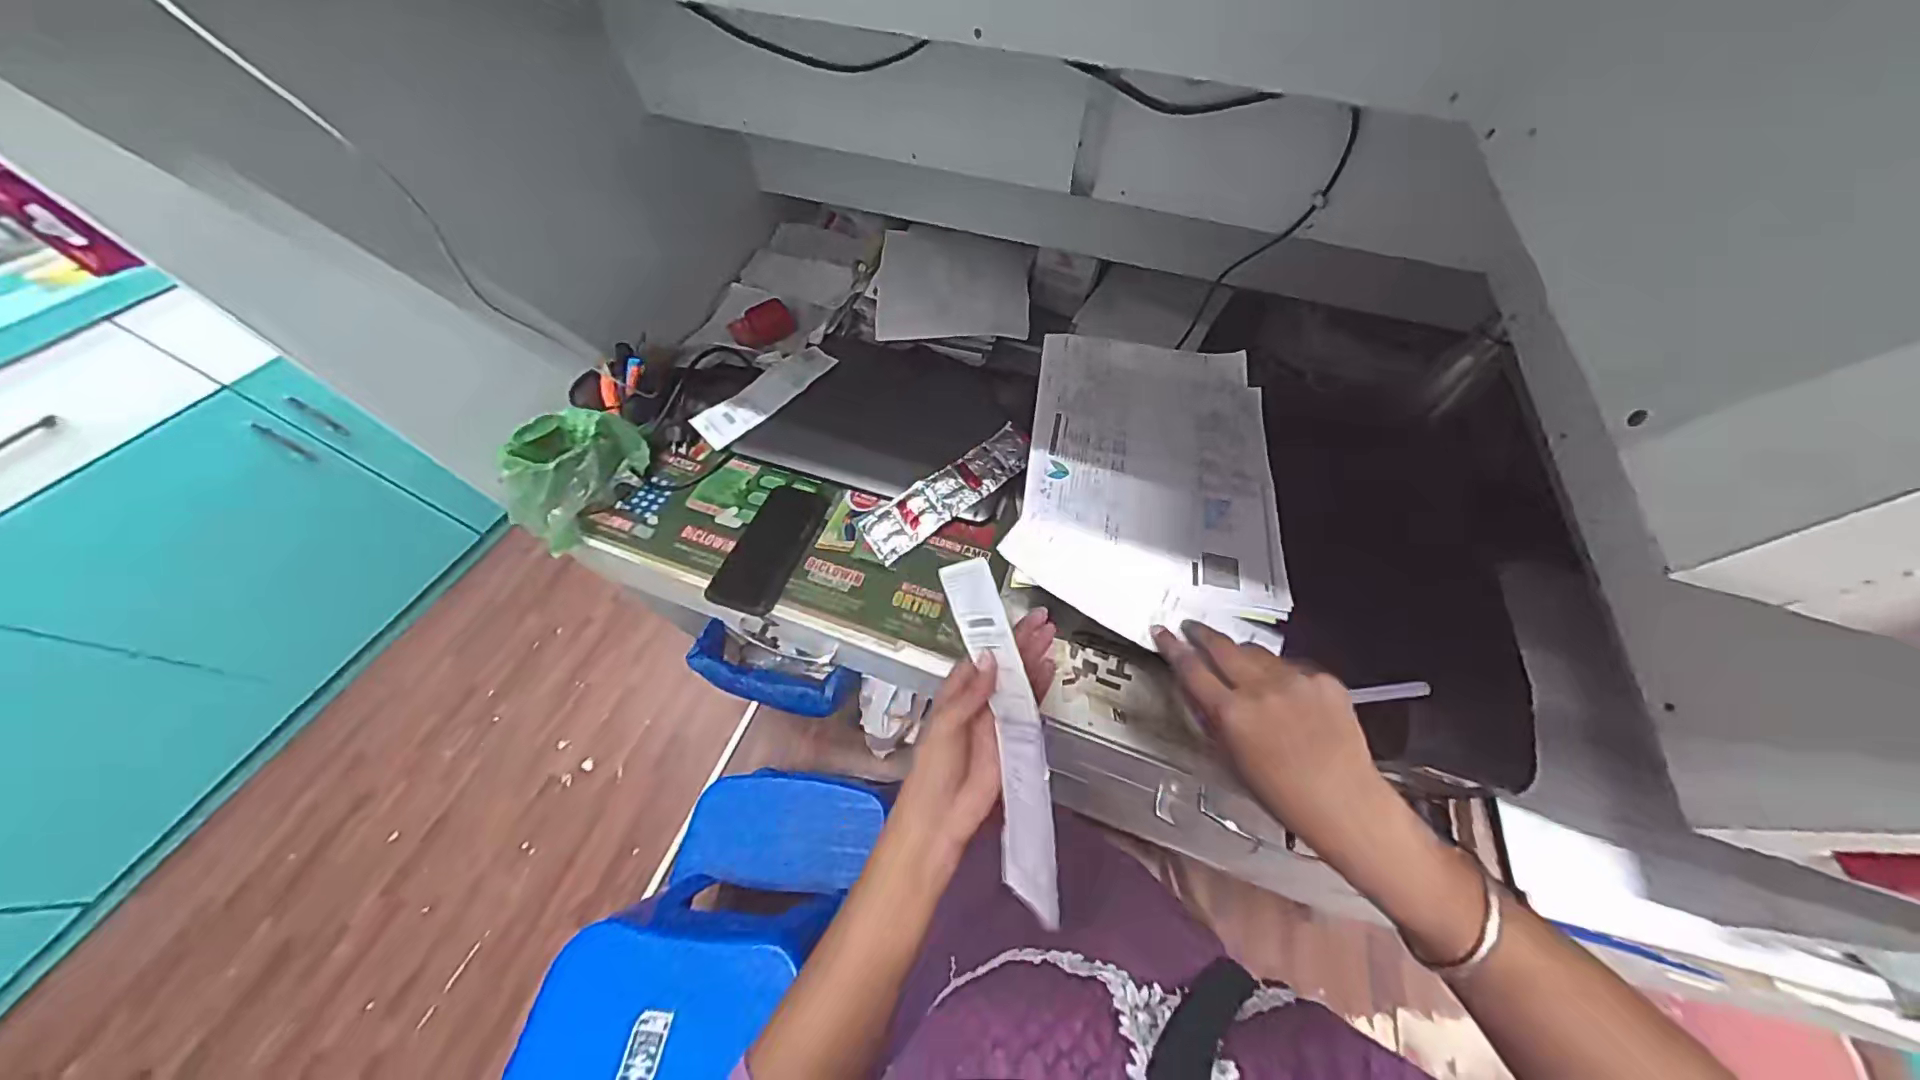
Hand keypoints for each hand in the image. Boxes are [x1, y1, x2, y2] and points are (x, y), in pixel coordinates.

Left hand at [891, 608, 1056, 857]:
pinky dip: (1039, 689)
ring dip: (1033, 660)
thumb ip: (970, 693)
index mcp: (957, 692)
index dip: (999, 637)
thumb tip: (989, 659)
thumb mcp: (945, 725)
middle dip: (1023, 642)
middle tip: (1042, 621)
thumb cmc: (932, 771)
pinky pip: (1028, 708)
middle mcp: (979, 701)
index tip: (1016, 619)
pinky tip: (1048, 671)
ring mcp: (997, 718)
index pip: (981, 657)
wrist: (942, 817)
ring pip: (1020, 682)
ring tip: (1049, 637)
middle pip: (1005, 665)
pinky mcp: (1012, 737)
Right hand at [1151, 621, 1386, 860]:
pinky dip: (1281, 673)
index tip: (1164, 633)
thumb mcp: (1230, 759)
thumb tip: (1195, 692)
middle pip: (1222, 646)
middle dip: (1203, 634)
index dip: (1173, 647)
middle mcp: (1262, 690)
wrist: (1344, 802)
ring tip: (1240, 666)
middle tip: (1193, 628)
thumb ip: (1210, 719)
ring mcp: (1296, 681)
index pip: (1191, 668)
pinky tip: (1284, 692)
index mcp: (1232, 714)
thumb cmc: (1284, 794)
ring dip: (1242, 654)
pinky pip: (1292, 665)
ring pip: (1256, 652)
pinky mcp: (1323, 679)